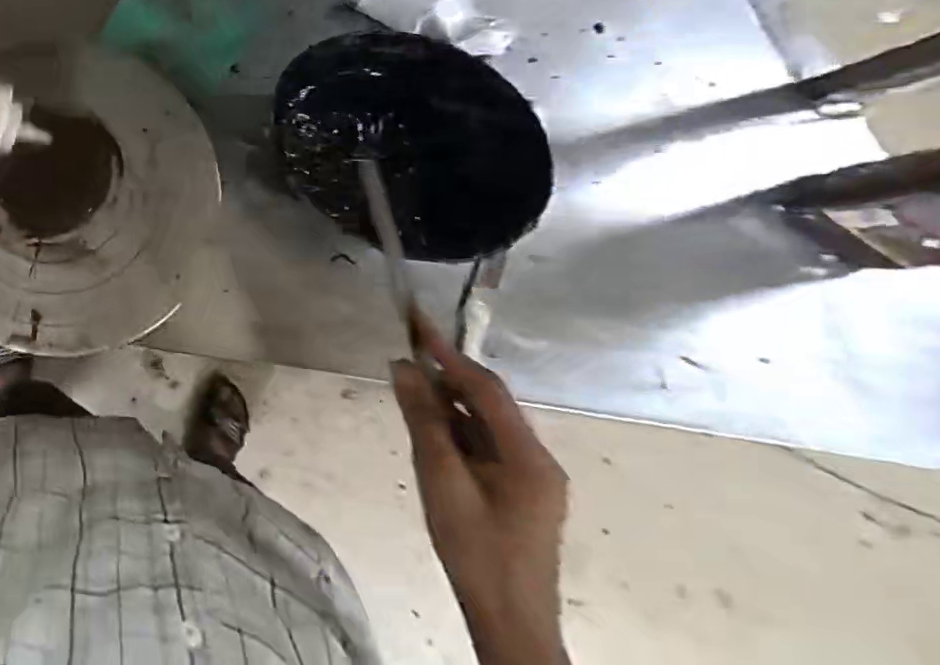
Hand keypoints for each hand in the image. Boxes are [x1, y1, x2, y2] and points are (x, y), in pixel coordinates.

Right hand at [392, 312, 569, 664]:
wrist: (508, 617)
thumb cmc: (474, 548)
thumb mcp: (440, 479)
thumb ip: (423, 420)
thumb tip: (403, 366)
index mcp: (528, 456)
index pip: (484, 388)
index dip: (448, 353)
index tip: (416, 322)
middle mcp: (537, 458)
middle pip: (488, 402)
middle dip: (447, 374)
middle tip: (405, 353)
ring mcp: (531, 476)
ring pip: (485, 422)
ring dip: (448, 402)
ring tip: (408, 388)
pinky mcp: (518, 490)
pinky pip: (484, 443)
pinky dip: (455, 428)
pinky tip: (429, 428)